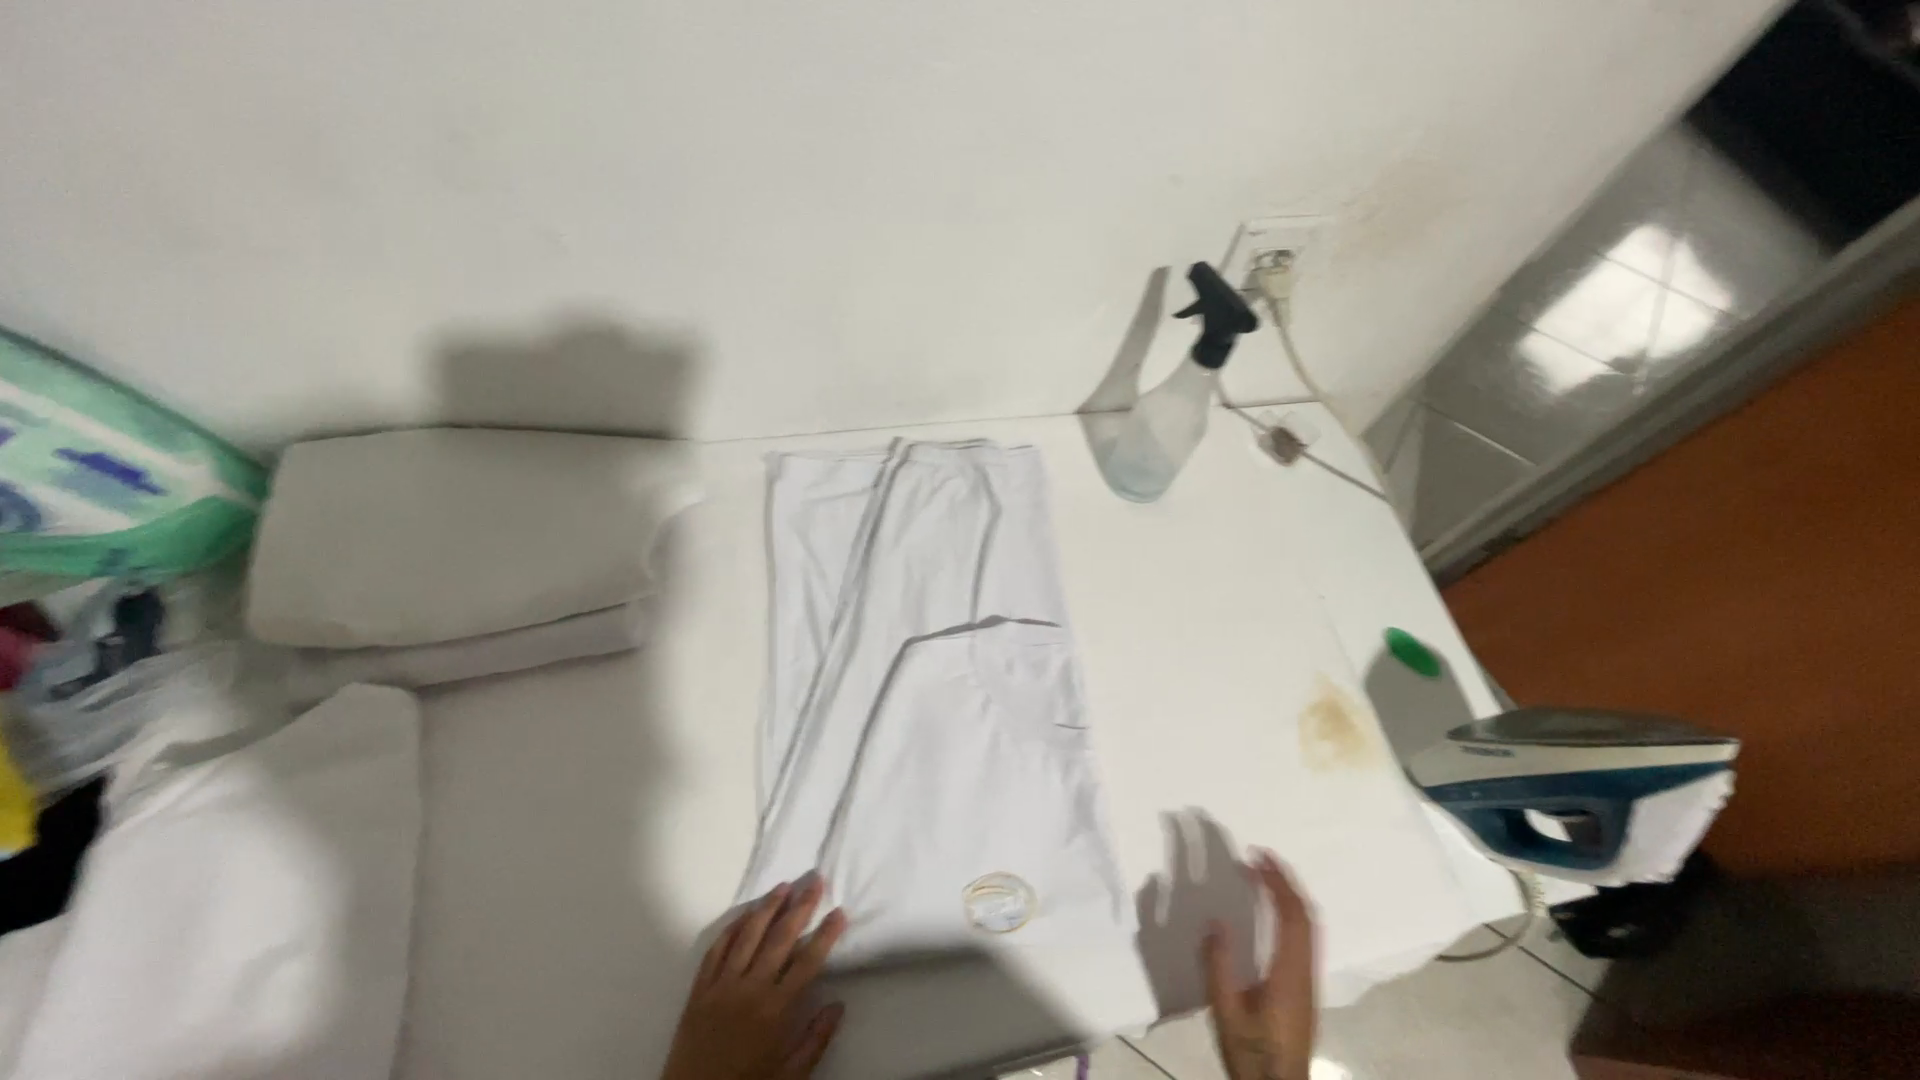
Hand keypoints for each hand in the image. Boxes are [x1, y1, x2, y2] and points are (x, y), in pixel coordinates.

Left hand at [660, 876, 848, 1079]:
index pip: (807, 961)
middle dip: (801, 907)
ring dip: (768, 907)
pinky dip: (732, 928)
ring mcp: (721, 986)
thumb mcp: (790, 1076)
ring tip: (784, 885)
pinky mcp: (699, 990)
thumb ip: (815, 1040)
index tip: (840, 912)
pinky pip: (717, 950)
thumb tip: (838, 1005)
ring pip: (748, 936)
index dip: (826, 934)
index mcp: (775, 1010)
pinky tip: (745, 914)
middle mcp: (750, 989)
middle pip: (780, 938)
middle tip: (816, 881)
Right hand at [1201, 849, 1316, 1079]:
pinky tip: (1274, 914)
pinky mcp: (1305, 990)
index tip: (1256, 857)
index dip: (1276, 882)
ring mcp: (1308, 982)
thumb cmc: (1251, 1054)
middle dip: (1285, 881)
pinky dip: (1292, 914)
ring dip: (1291, 896)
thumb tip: (1215, 922)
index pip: (1290, 916)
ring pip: (1310, 928)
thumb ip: (1219, 966)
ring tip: (1266, 877)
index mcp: (1287, 974)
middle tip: (1260, 856)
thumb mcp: (1225, 1012)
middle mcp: (1304, 972)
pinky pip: (1305, 940)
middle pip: (1305, 916)